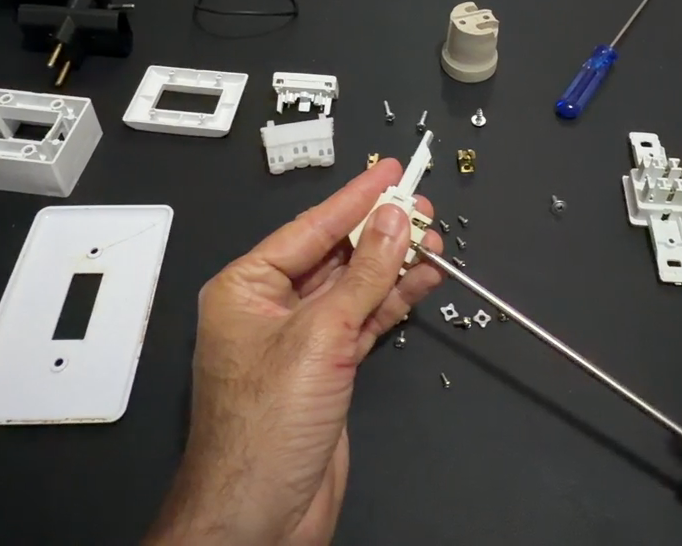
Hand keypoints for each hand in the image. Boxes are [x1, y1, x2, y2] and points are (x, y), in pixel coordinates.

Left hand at [145, 161, 443, 545]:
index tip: (390, 170)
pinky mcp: (327, 367)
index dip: (355, 197)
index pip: (311, 227)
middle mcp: (271, 305)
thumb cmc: (265, 427)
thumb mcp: (320, 337)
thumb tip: (395, 219)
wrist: (259, 519)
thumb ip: (364, 276)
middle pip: (334, 253)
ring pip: (354, 286)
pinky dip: (393, 300)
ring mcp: (301, 338)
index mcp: (247, 286)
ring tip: (434, 238)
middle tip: (422, 204)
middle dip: (380, 230)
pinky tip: (423, 279)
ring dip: (394, 264)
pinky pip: (364, 319)